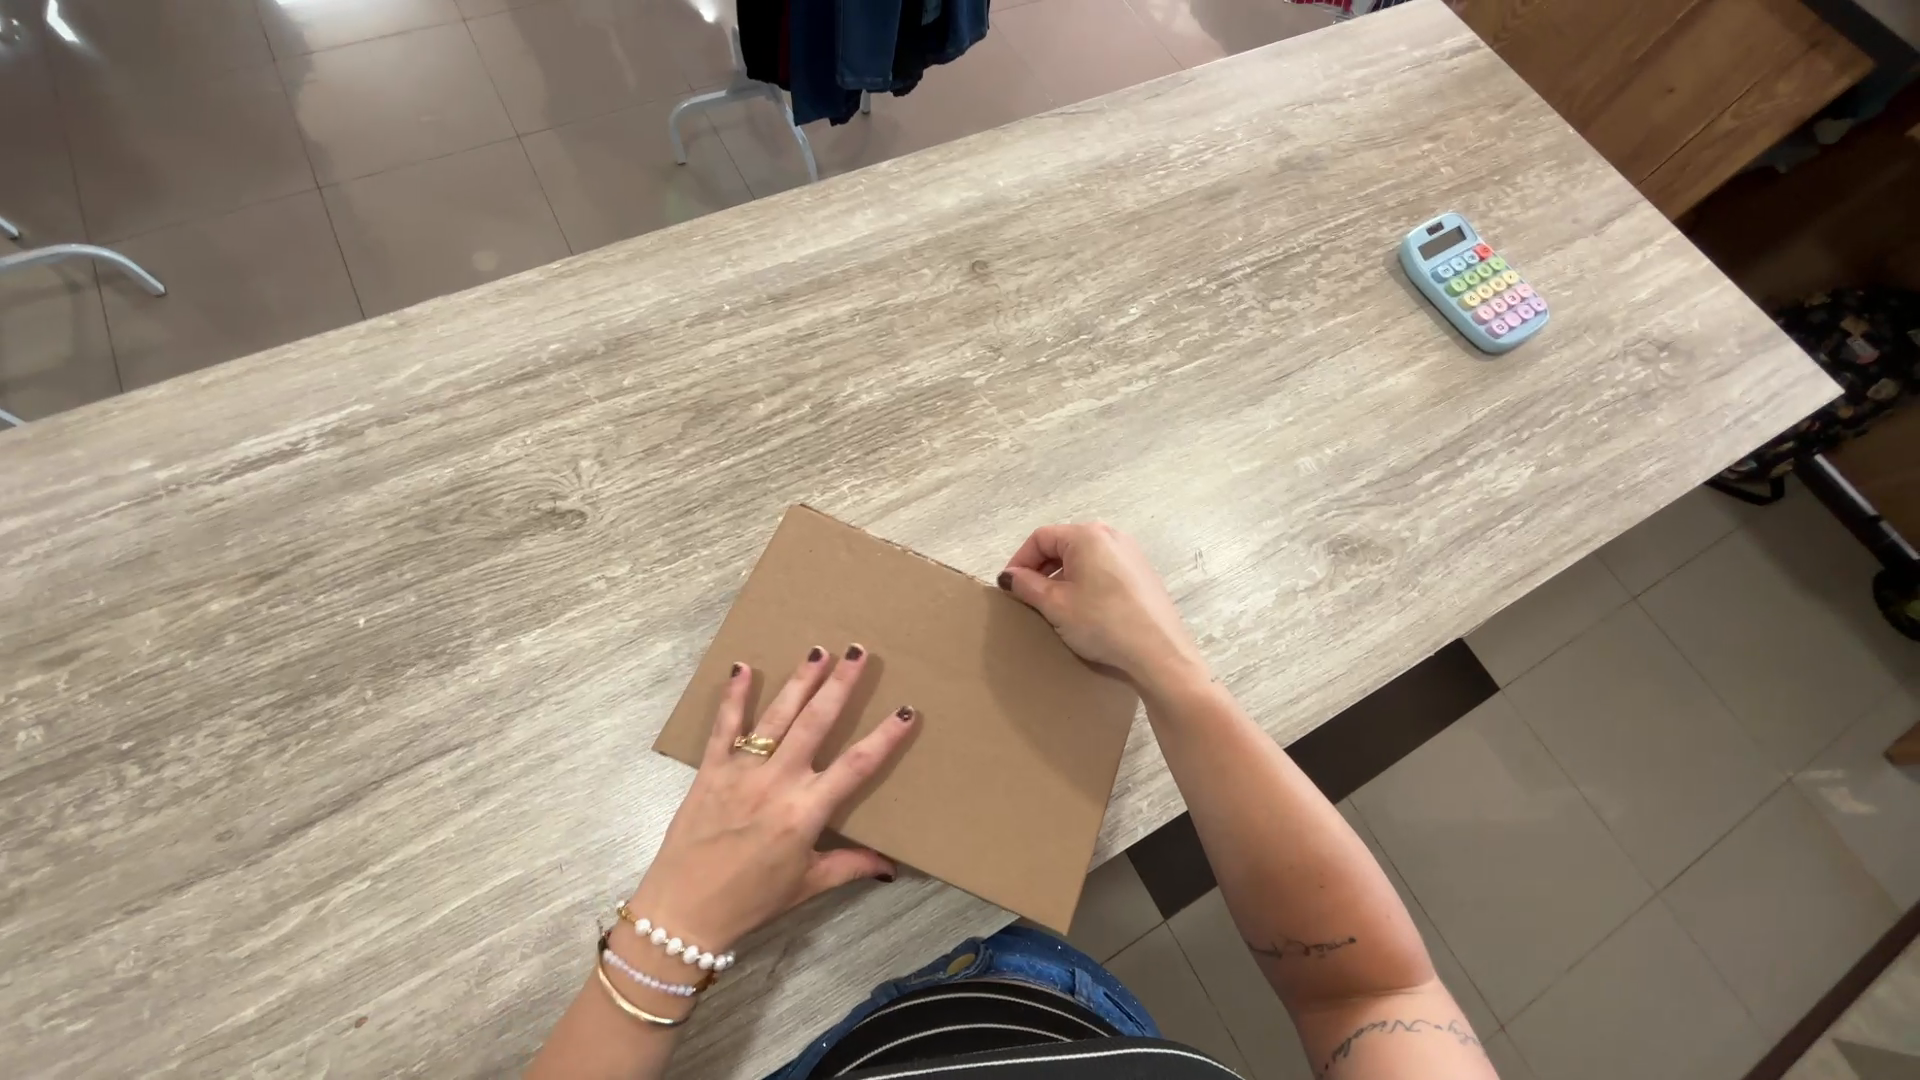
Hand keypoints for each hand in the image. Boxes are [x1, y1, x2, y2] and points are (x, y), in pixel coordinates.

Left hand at [626, 646, 914, 957]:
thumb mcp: (806, 885)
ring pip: (777, 716)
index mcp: (805, 812)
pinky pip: (724, 726)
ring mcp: (742, 771)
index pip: (856, 765)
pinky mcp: (711, 770)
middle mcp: (777, 783)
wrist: (682, 914)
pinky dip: (733, 696)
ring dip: (799, 680)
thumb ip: (849, 866)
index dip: (885, 737)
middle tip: (858, 651)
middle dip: (839, 684)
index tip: (906, 710)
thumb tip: (891, 866)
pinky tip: (742, 667)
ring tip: (819, 649)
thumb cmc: (750, 901)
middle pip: (816, 723)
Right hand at [998, 523, 1208, 695]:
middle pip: (1063, 544)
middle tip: (1028, 596)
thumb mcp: (1056, 605)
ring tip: (1054, 605)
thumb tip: (1009, 576)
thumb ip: (1027, 585)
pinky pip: (1103, 569)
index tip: (1009, 586)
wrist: (1159, 652)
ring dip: (1062, 577)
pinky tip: (1083, 609)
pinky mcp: (1142, 573)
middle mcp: (1110, 535)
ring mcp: (1130, 553)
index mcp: (1087, 536)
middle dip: (1041, 569)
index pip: (1040, 538)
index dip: (1019, 560)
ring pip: (1083, 558)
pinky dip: (1085, 582)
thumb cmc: (1102, 623)